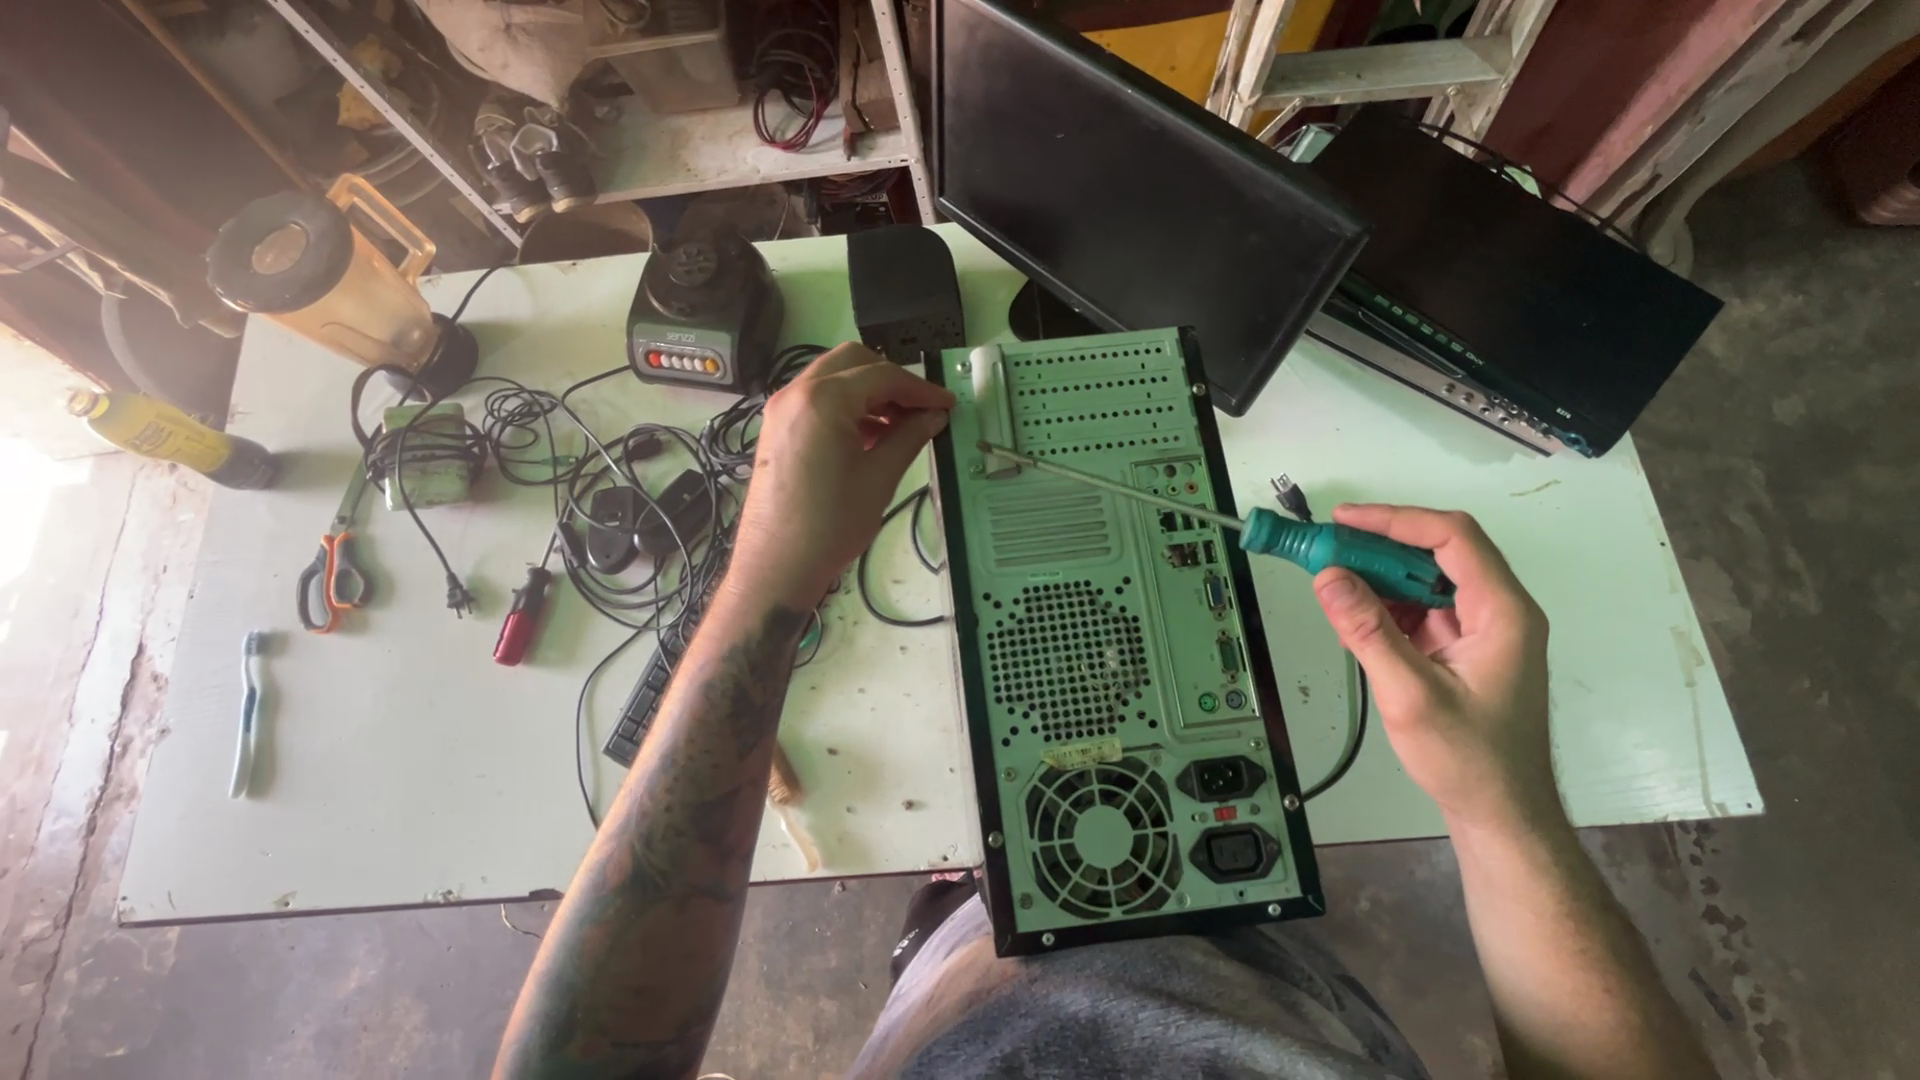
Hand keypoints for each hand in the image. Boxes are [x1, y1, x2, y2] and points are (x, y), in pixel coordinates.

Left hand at [729, 343, 954, 609]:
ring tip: (900, 425)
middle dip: (891, 380)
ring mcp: (781, 409)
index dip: (920, 389)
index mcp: (823, 400)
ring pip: (833, 378)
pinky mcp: (777, 428)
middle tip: (920, 409)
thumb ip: (909, 437)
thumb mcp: (879, 478)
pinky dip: (847, 406)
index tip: (947, 405)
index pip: (882, 376)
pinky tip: (870, 436)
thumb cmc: (831, 525)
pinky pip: (817, 399)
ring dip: (869, 392)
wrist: (777, 565)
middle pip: (853, 362)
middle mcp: (797, 392)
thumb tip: (934, 416)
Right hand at [1312, 505, 1558, 834]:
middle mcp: (1496, 610)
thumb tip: (1328, 577)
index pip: (1452, 538)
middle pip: (1437, 551)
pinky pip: (1417, 607)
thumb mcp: (1410, 694)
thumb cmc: (1467, 758)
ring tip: (1328, 577)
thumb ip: (1368, 632)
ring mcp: (1479, 629)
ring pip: (1423, 578)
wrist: (1500, 812)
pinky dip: (1382, 604)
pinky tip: (1351, 616)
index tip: (1342, 521)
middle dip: (1377, 545)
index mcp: (1503, 612)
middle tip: (1323, 547)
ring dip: (1376, 574)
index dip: (1396, 520)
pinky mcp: (1459, 647)